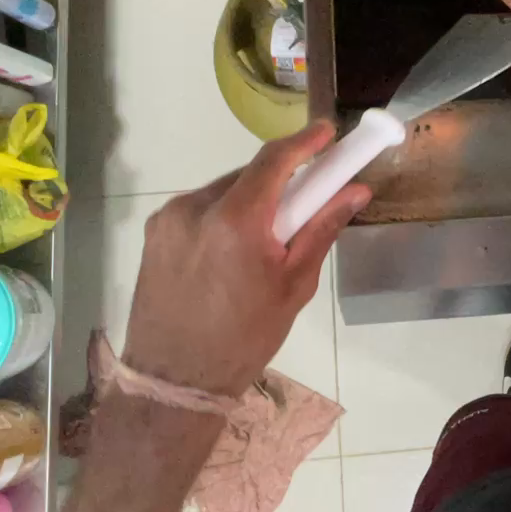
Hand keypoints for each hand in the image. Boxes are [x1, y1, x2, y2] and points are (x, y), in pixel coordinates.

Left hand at [122, 121, 371, 396]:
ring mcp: (169, 219)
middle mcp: (195, 208)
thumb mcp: (296, 284)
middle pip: (249, 175)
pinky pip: (201, 208)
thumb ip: (323, 229)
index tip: (328, 132)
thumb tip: (356, 191)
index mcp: (236, 221)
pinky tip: (235, 251)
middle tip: (307, 204)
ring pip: (224, 191)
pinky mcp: (154, 232)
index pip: (274, 160)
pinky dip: (226, 216)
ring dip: (252, 201)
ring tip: (266, 242)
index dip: (305, 141)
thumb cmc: (247, 336)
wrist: (176, 379)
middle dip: (281, 182)